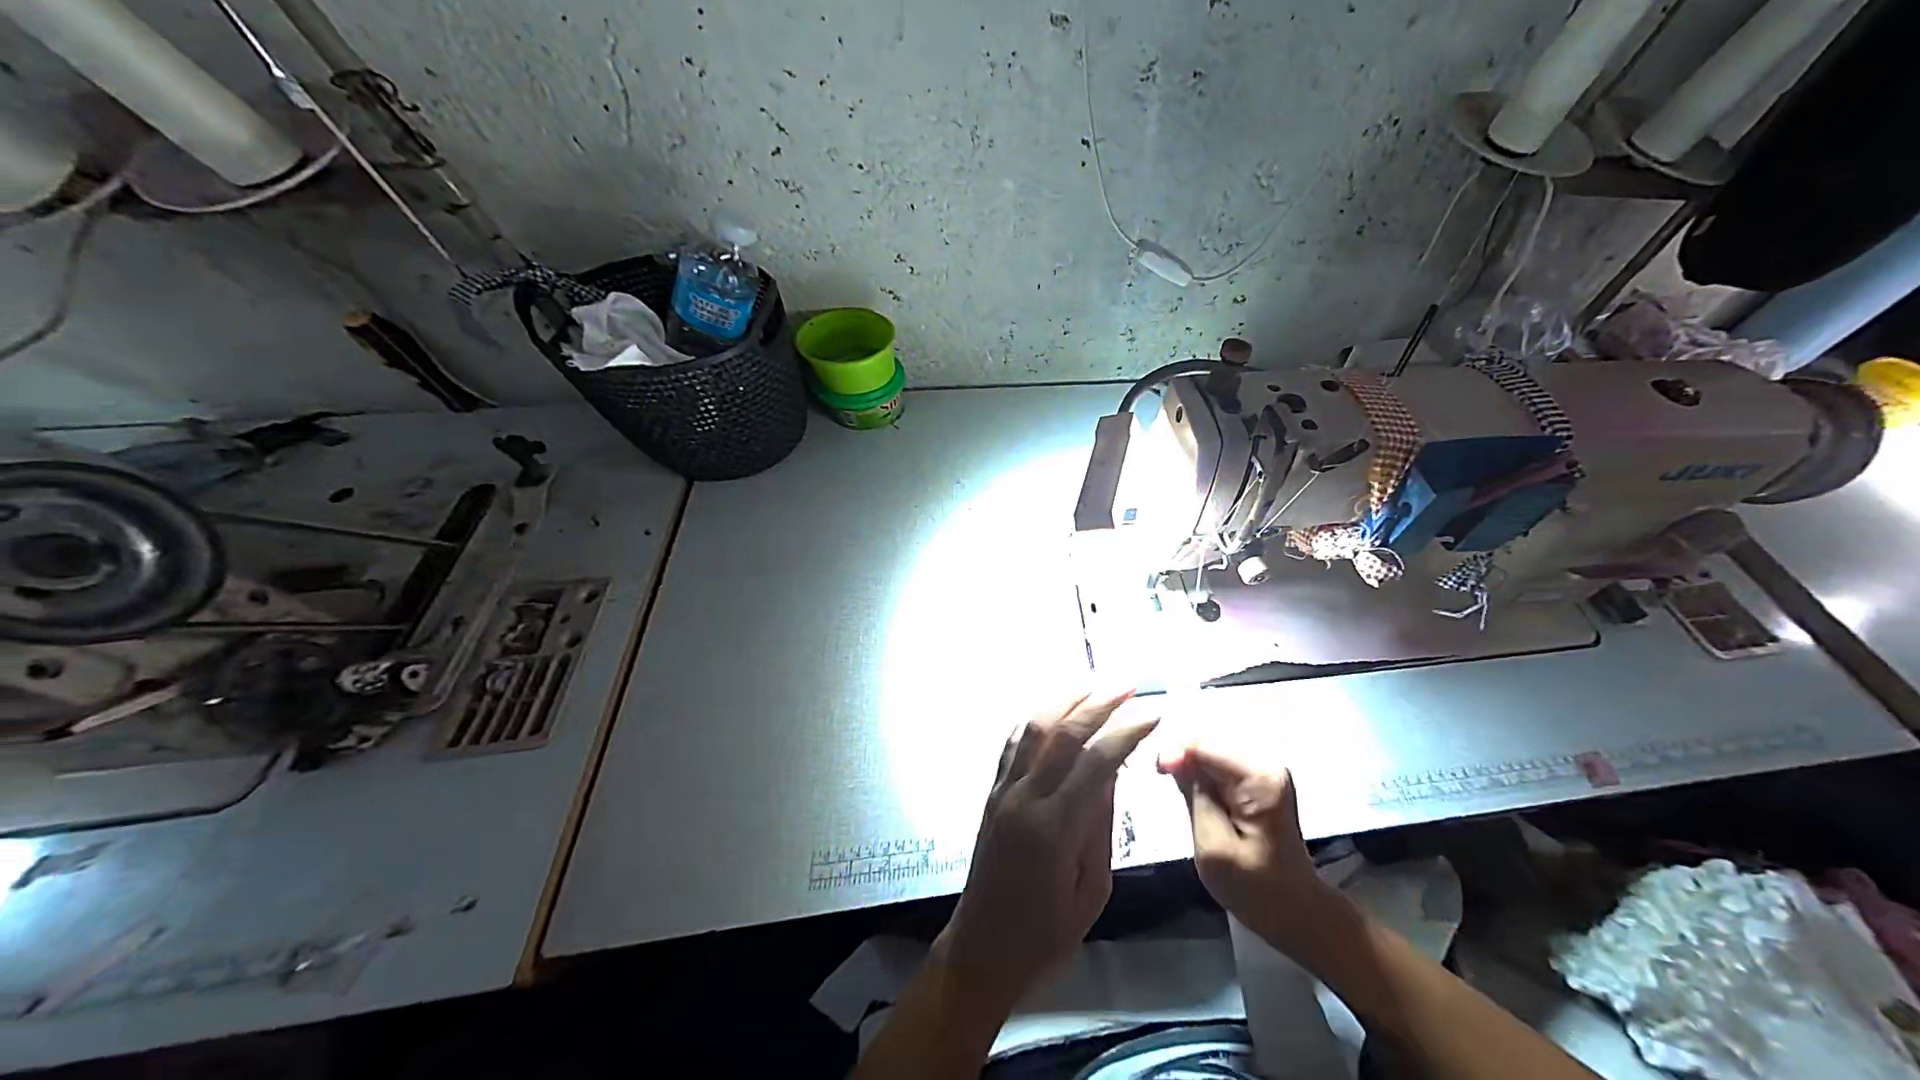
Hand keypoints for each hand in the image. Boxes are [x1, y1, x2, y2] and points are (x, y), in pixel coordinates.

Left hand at [937, 689, 1158, 1006]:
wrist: (983, 947)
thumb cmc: (1046, 933)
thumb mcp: (1092, 888)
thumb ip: (1101, 825)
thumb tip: (1111, 773)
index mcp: (1054, 827)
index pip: (1096, 761)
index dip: (1126, 732)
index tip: (1152, 712)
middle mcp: (1024, 798)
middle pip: (1063, 733)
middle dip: (1098, 704)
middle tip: (1127, 686)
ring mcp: (1002, 791)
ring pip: (1033, 728)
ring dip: (1064, 701)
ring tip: (1093, 685)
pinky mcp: (991, 793)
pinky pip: (1013, 744)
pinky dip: (1036, 720)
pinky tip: (1053, 711)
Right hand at [1157, 745, 1336, 957]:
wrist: (1296, 912)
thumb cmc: (1256, 889)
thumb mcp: (1213, 847)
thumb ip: (1194, 796)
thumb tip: (1173, 758)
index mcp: (1260, 779)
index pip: (1205, 745)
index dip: (1175, 754)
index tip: (1158, 774)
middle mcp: (1267, 765)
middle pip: (1209, 741)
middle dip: (1182, 757)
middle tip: (1165, 782)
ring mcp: (1266, 771)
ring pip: (1212, 749)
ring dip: (1191, 765)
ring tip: (1178, 788)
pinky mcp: (1260, 781)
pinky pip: (1220, 762)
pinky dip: (1202, 773)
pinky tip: (1195, 791)